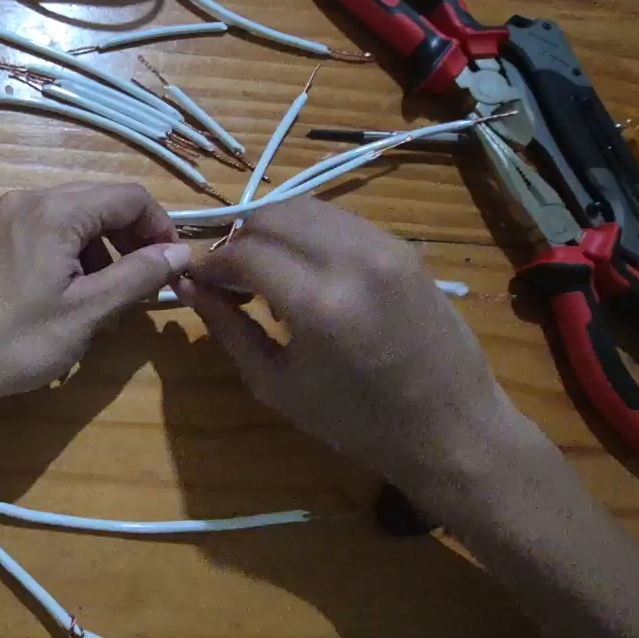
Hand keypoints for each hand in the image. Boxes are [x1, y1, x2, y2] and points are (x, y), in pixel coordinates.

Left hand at [0, 183, 190, 411]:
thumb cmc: (17, 342)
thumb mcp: (87, 311)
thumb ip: (138, 275)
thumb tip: (181, 251)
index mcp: (54, 210)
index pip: (129, 197)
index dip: (160, 228)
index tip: (171, 268)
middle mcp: (27, 200)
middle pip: (100, 204)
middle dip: (130, 243)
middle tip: (142, 289)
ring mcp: (3, 218)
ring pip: (73, 220)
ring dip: (100, 253)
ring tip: (105, 302)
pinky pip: (44, 233)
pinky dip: (69, 257)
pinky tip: (68, 298)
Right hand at [177, 198, 539, 509]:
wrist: (452, 429)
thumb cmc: (354, 421)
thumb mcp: (274, 383)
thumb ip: (227, 327)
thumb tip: (186, 285)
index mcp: (318, 303)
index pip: (244, 252)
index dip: (209, 261)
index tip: (194, 278)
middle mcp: (354, 259)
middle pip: (273, 215)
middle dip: (238, 239)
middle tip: (227, 277)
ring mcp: (385, 247)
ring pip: (306, 208)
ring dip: (272, 232)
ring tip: (264, 276)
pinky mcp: (404, 248)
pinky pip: (337, 221)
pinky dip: (306, 235)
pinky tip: (304, 275)